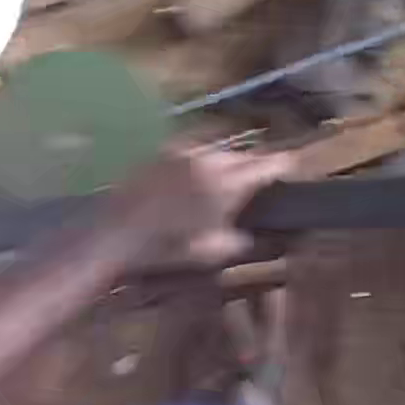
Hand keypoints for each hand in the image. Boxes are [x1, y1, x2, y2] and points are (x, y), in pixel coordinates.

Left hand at [110, 145, 294, 267]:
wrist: (111, 235)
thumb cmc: (166, 247)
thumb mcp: (211, 251)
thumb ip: (239, 239)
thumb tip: (251, 235)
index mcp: (229, 182)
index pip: (269, 164)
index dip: (285, 166)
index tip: (294, 168)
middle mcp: (212, 160)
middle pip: (246, 155)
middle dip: (257, 166)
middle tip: (261, 181)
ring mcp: (186, 153)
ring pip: (221, 152)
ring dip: (231, 164)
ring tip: (229, 180)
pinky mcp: (165, 154)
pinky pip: (197, 152)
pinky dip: (206, 162)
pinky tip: (199, 178)